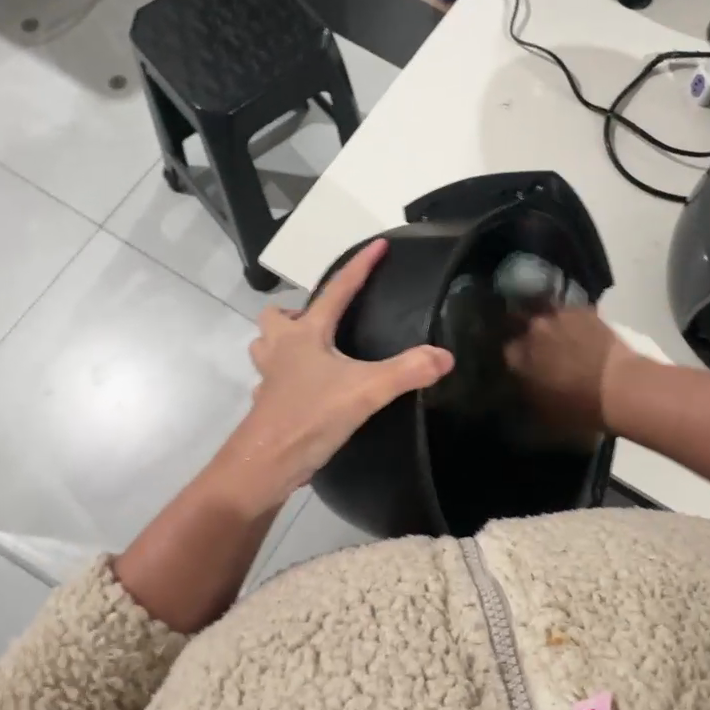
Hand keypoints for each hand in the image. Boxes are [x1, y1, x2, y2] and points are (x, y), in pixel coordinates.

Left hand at [204, 240, 455, 509]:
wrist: (263, 465)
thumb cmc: (309, 418)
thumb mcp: (365, 392)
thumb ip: (406, 371)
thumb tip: (445, 356)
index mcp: (305, 336)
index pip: (337, 291)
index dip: (360, 267)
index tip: (379, 245)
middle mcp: (281, 349)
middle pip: (276, 316)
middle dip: (296, 312)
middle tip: (324, 323)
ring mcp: (269, 378)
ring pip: (265, 346)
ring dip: (281, 342)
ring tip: (311, 351)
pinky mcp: (267, 405)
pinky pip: (270, 380)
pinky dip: (284, 379)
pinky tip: (305, 391)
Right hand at [504, 306, 640, 435]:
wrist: (620, 388)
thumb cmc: (579, 407)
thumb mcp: (543, 410)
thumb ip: (527, 391)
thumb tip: (524, 383)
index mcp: (518, 355)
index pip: (507, 350)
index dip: (516, 357)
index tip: (524, 364)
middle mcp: (533, 329)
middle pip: (520, 322)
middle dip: (525, 331)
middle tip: (539, 345)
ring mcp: (559, 315)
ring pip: (545, 311)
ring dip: (548, 321)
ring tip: (559, 332)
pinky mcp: (584, 309)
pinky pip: (572, 311)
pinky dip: (573, 320)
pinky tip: (581, 330)